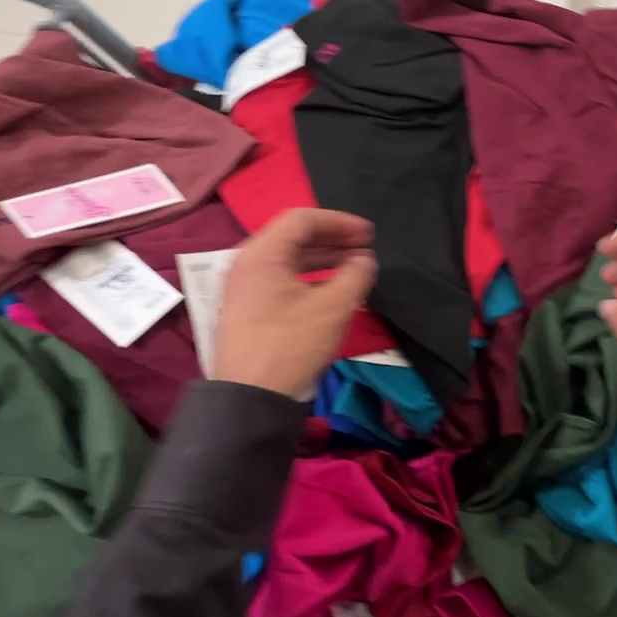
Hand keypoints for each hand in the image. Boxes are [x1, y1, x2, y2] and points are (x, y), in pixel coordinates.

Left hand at [214, 208, 376, 399]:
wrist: (251, 398)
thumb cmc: (291, 344)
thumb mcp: (332, 308)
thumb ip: (355, 275)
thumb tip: (365, 260)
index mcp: (262, 255)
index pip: (303, 219)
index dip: (340, 221)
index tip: (370, 234)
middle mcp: (249, 263)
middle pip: (295, 236)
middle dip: (334, 238)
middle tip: (366, 246)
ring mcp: (246, 286)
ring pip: (291, 258)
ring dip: (326, 257)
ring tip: (356, 266)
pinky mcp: (251, 307)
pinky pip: (285, 277)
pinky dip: (312, 275)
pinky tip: (335, 287)